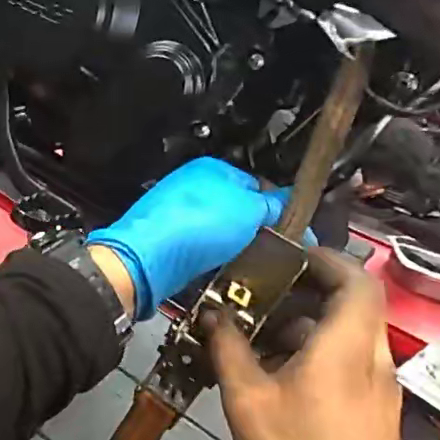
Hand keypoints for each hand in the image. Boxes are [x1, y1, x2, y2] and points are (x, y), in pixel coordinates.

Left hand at [88, 158, 290, 318]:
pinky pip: (201, 248)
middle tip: (275, 252)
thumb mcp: (249, 211)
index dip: (279, 208)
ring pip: (221, 231)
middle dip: (257, 229)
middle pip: (239, 208)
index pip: (259, 184)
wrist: (145, 260)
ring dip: (236, 247)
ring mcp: (178, 212)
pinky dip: (214, 259)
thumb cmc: (196, 226)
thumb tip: (291, 201)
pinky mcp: (168, 239)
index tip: (295, 232)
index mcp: (212, 168)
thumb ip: (274, 205)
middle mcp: (193, 186)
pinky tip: (222, 271)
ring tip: (251, 266)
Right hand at [210, 248, 401, 439]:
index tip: (290, 256)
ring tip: (261, 337)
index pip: (358, 280)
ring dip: (308, 324)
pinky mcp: (376, 408)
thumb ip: (229, 348)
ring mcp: (380, 386)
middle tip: (264, 294)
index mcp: (346, 347)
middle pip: (352, 304)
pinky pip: (351, 359)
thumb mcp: (248, 399)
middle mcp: (373, 358)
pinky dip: (319, 350)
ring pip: (348, 333)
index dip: (327, 258)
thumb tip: (213, 314)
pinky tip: (280, 374)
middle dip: (307, 292)